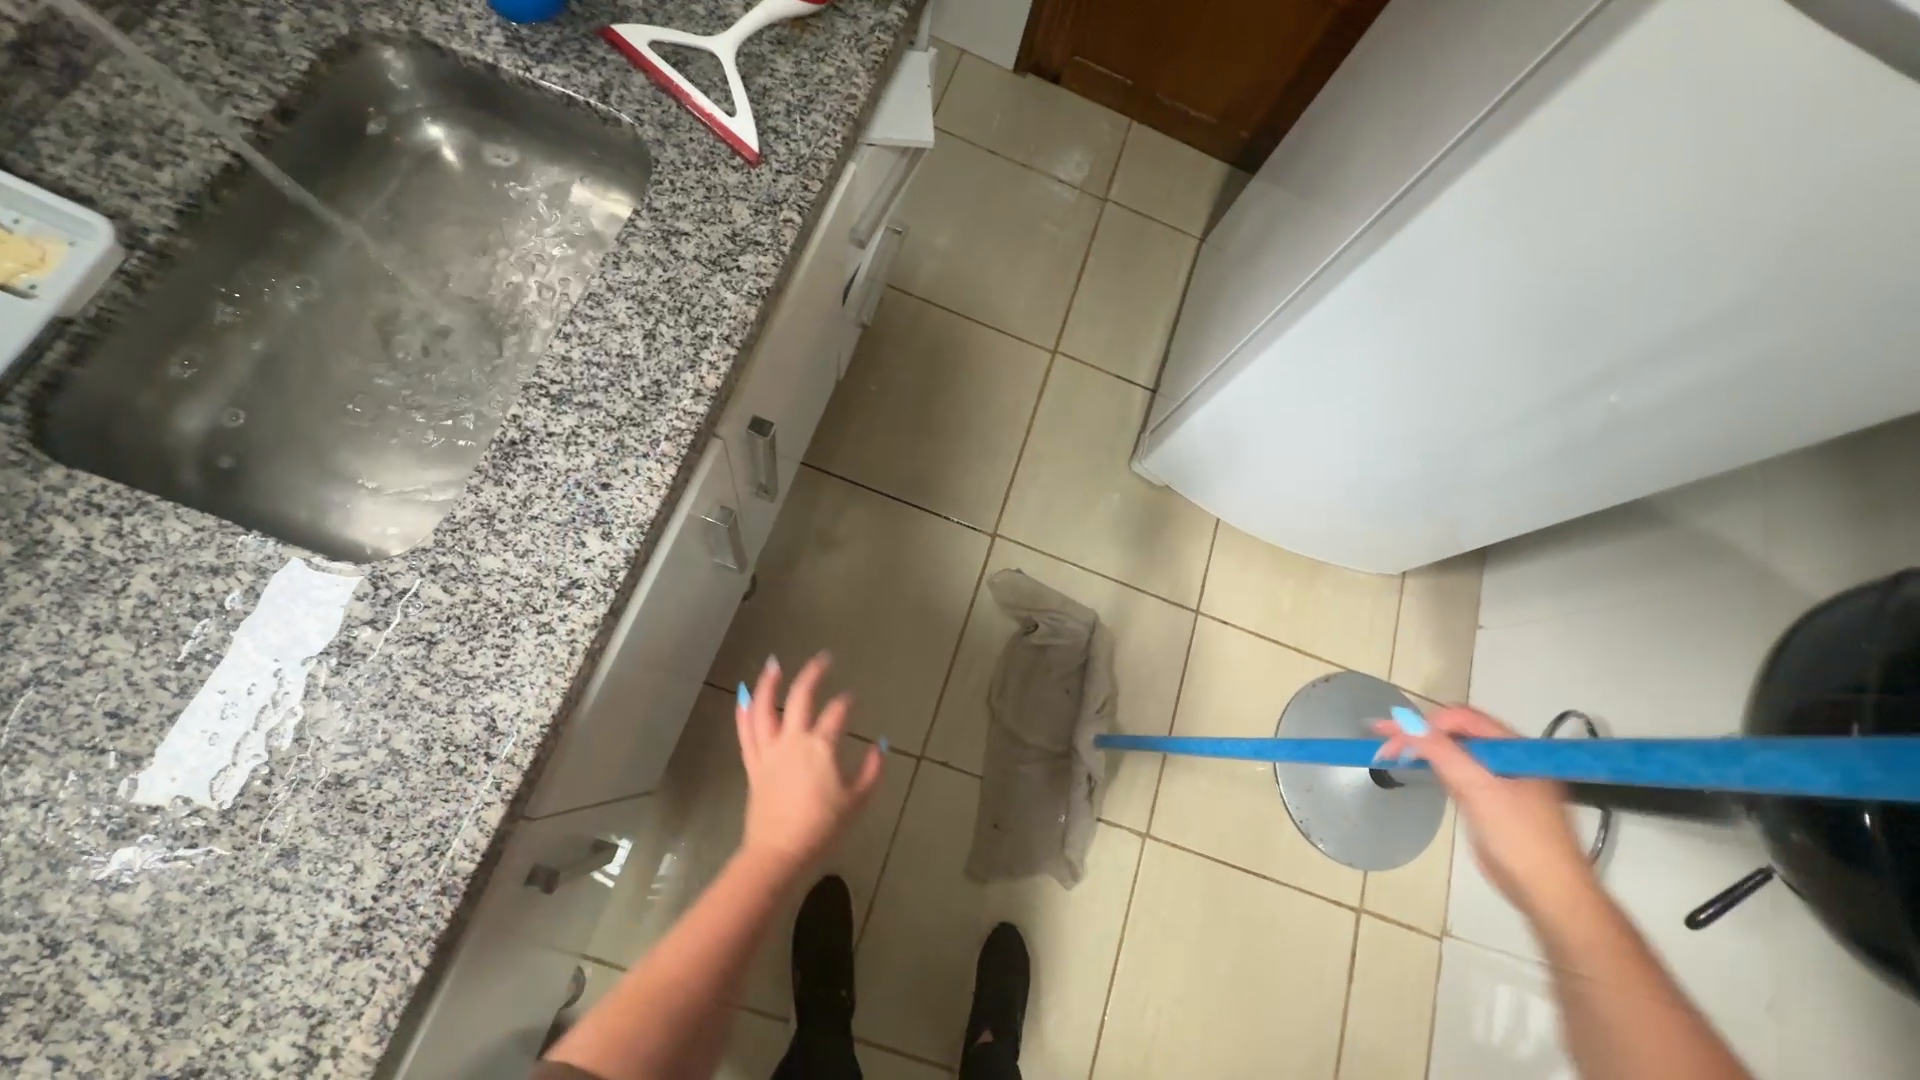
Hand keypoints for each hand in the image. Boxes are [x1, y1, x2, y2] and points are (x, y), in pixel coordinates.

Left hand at [735, 653, 883, 878]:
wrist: (780, 853)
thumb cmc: (822, 829)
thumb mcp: (858, 801)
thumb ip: (872, 771)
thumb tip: (880, 746)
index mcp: (821, 748)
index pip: (837, 713)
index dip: (846, 702)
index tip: (852, 698)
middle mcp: (793, 741)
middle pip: (801, 697)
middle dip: (813, 674)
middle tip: (823, 659)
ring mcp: (769, 751)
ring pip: (765, 709)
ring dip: (769, 684)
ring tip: (774, 664)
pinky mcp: (753, 764)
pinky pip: (746, 733)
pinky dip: (745, 711)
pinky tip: (746, 696)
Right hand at [1375, 706, 1593, 915]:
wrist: (1549, 892)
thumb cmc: (1519, 838)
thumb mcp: (1478, 790)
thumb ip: (1442, 753)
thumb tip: (1404, 720)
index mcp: (1515, 749)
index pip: (1464, 719)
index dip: (1426, 722)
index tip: (1391, 734)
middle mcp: (1509, 759)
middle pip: (1459, 733)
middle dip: (1420, 734)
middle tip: (1384, 744)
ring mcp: (1502, 781)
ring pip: (1457, 753)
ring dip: (1425, 749)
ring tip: (1391, 753)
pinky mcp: (1492, 801)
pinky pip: (1461, 773)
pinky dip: (1437, 767)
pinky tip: (1420, 768)